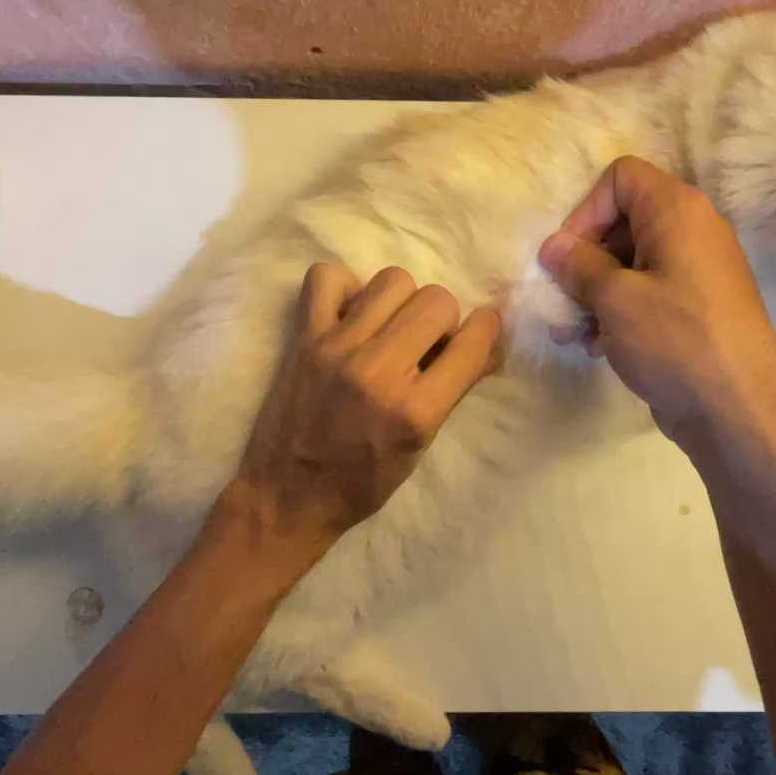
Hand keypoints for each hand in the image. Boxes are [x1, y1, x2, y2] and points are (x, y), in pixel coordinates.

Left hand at [215, 264, 501, 561]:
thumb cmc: (361, 484)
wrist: (288, 497)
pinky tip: (349, 317)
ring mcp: (337, 349)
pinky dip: (343, 288)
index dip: (485, 332)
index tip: (478, 332)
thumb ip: (452, 393)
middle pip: (437, 300)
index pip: (473, 342)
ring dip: (401, 302)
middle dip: (441, 322)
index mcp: (416, 410)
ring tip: (388, 330)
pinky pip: (327, 277)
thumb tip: (486, 345)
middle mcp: (379, 371)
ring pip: (393, 281)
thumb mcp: (418, 448)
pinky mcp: (303, 339)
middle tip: (423, 346)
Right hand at [538, 156, 775, 462]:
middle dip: (583, 260)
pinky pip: (647, 294)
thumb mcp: (615, 300)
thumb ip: (579, 266)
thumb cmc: (674, 341)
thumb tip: (553, 246)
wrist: (734, 409)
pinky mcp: (694, 310)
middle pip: (623, 223)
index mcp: (678, 211)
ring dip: (593, 293)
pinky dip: (618, 312)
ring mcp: (696, 273)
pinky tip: (598, 346)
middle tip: (560, 300)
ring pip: (630, 264)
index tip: (566, 257)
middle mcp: (692, 231)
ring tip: (571, 333)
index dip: (585, 211)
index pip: (621, 178)